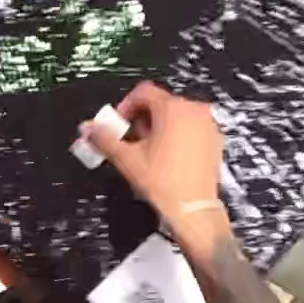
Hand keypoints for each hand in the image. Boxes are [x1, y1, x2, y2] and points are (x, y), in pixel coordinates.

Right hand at [81, 82, 229, 254]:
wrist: (192, 210)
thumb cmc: (164, 184)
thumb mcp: (126, 160)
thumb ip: (104, 139)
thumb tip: (88, 128)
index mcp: (173, 109)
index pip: (143, 92)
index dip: (125, 106)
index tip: (119, 124)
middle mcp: (194, 111)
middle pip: (160, 103)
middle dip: (142, 120)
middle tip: (132, 142)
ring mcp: (207, 125)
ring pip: (176, 116)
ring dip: (159, 128)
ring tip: (149, 153)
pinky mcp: (215, 140)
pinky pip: (191, 129)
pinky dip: (177, 136)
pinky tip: (168, 158)